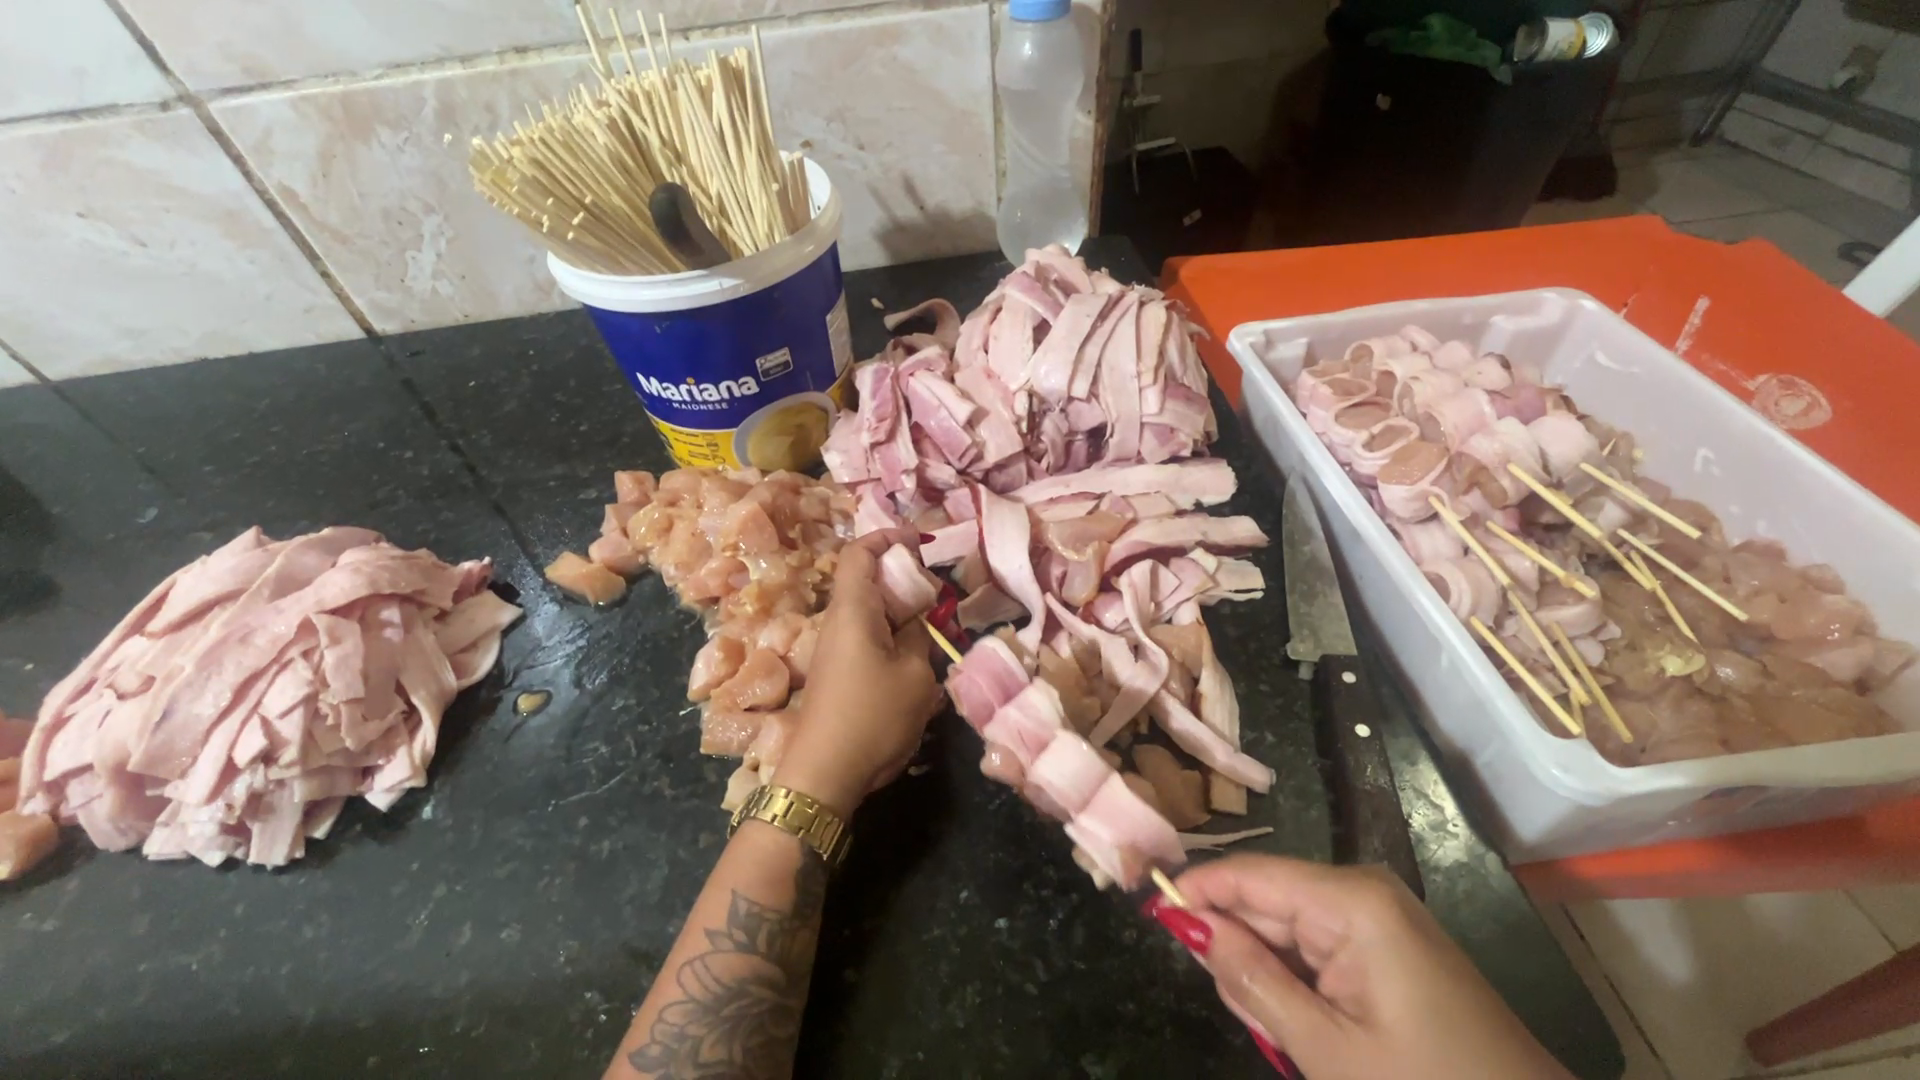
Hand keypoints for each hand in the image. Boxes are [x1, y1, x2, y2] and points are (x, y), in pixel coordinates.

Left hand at [775, 530, 940, 816]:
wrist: (825, 773)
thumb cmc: (873, 716)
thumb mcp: (914, 675)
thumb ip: (920, 637)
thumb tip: (919, 619)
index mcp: (852, 610)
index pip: (860, 553)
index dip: (889, 538)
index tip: (922, 543)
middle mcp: (839, 622)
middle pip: (868, 581)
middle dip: (906, 579)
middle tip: (940, 595)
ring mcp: (837, 649)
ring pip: (872, 613)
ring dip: (904, 613)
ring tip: (937, 630)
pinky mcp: (840, 674)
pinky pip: (870, 639)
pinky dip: (896, 638)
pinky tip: (920, 665)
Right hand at [1173, 855, 1572, 1079]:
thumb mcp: (1326, 1048)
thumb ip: (1249, 977)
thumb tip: (1184, 919)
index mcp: (1350, 901)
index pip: (1247, 874)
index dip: (1194, 890)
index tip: (1148, 913)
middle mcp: (1360, 892)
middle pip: (1264, 900)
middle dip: (1238, 952)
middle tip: (1254, 1022)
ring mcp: (1376, 917)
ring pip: (1284, 930)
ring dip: (1267, 979)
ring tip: (1290, 1039)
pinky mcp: (1385, 945)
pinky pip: (1314, 949)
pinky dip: (1296, 986)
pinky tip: (1308, 1031)